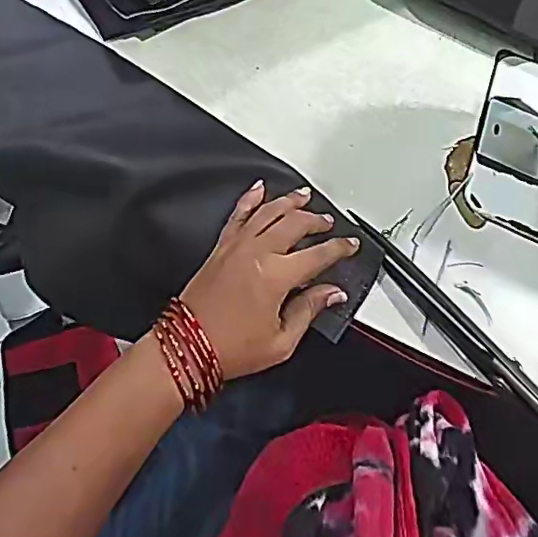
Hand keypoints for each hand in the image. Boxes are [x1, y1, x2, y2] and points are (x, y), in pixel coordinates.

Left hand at [179, 181, 357, 379]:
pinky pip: (238, 214)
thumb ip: (309, 310)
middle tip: (328, 223)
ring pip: (268, 211)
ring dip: (289, 201)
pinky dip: (250, 198)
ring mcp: (236, 246)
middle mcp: (256, 253)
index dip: (339, 248)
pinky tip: (258, 189)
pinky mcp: (221, 247)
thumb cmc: (230, 347)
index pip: (318, 254)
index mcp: (276, 276)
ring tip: (303, 196)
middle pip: (295, 223)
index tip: (349, 246)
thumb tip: (330, 294)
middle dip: (316, 220)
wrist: (188, 344)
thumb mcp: (281, 341)